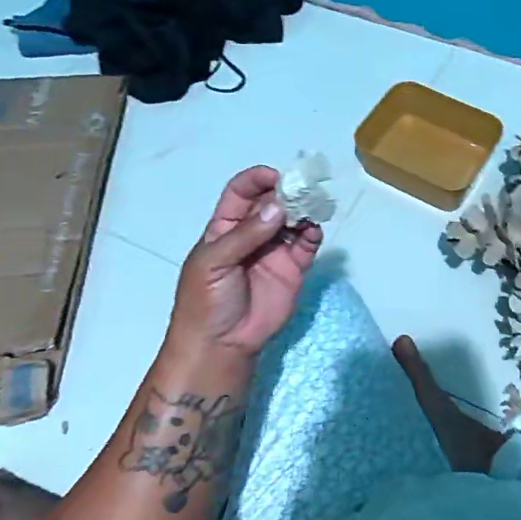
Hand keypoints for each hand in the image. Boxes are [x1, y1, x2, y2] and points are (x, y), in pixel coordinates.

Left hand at [169, 167, 322, 359]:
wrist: (222, 343)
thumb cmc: (206, 300)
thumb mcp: (215, 262)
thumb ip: (246, 234)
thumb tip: (278, 207)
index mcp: (225, 227)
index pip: (241, 193)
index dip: (257, 180)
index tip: (276, 176)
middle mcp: (252, 234)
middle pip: (272, 202)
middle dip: (287, 193)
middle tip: (302, 190)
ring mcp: (274, 251)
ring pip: (293, 221)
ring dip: (303, 211)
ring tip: (311, 210)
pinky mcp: (293, 269)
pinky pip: (306, 245)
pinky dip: (313, 234)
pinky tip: (314, 232)